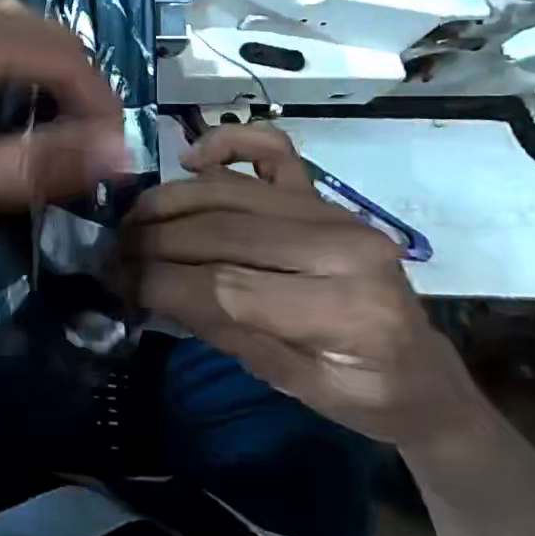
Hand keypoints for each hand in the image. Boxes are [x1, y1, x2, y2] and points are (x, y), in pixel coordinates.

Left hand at [0, 0, 127, 227]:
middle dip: (82, 90)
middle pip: (53, 35)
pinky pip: (3, 26)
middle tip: (87, 147)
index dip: (100, 103)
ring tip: (56, 128)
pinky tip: (14, 99)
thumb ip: (35, 167)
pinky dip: (26, 61)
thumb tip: (118, 155)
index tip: (110, 151)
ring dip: (56, 75)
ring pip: (31, 28)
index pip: (64, 56)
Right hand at [131, 123, 461, 443]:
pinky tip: (193, 159)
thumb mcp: (294, 387)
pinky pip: (273, 148)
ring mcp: (333, 209)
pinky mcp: (325, 194)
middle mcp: (340, 243)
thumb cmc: (364, 393)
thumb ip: (225, 333)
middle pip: (225, 231)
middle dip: (157, 242)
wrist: (421, 369)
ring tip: (133, 218)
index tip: (119, 285)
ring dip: (173, 199)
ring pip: (234, 190)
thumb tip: (150, 291)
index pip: (229, 287)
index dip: (163, 284)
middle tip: (113, 252)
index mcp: (344, 309)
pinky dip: (230, 142)